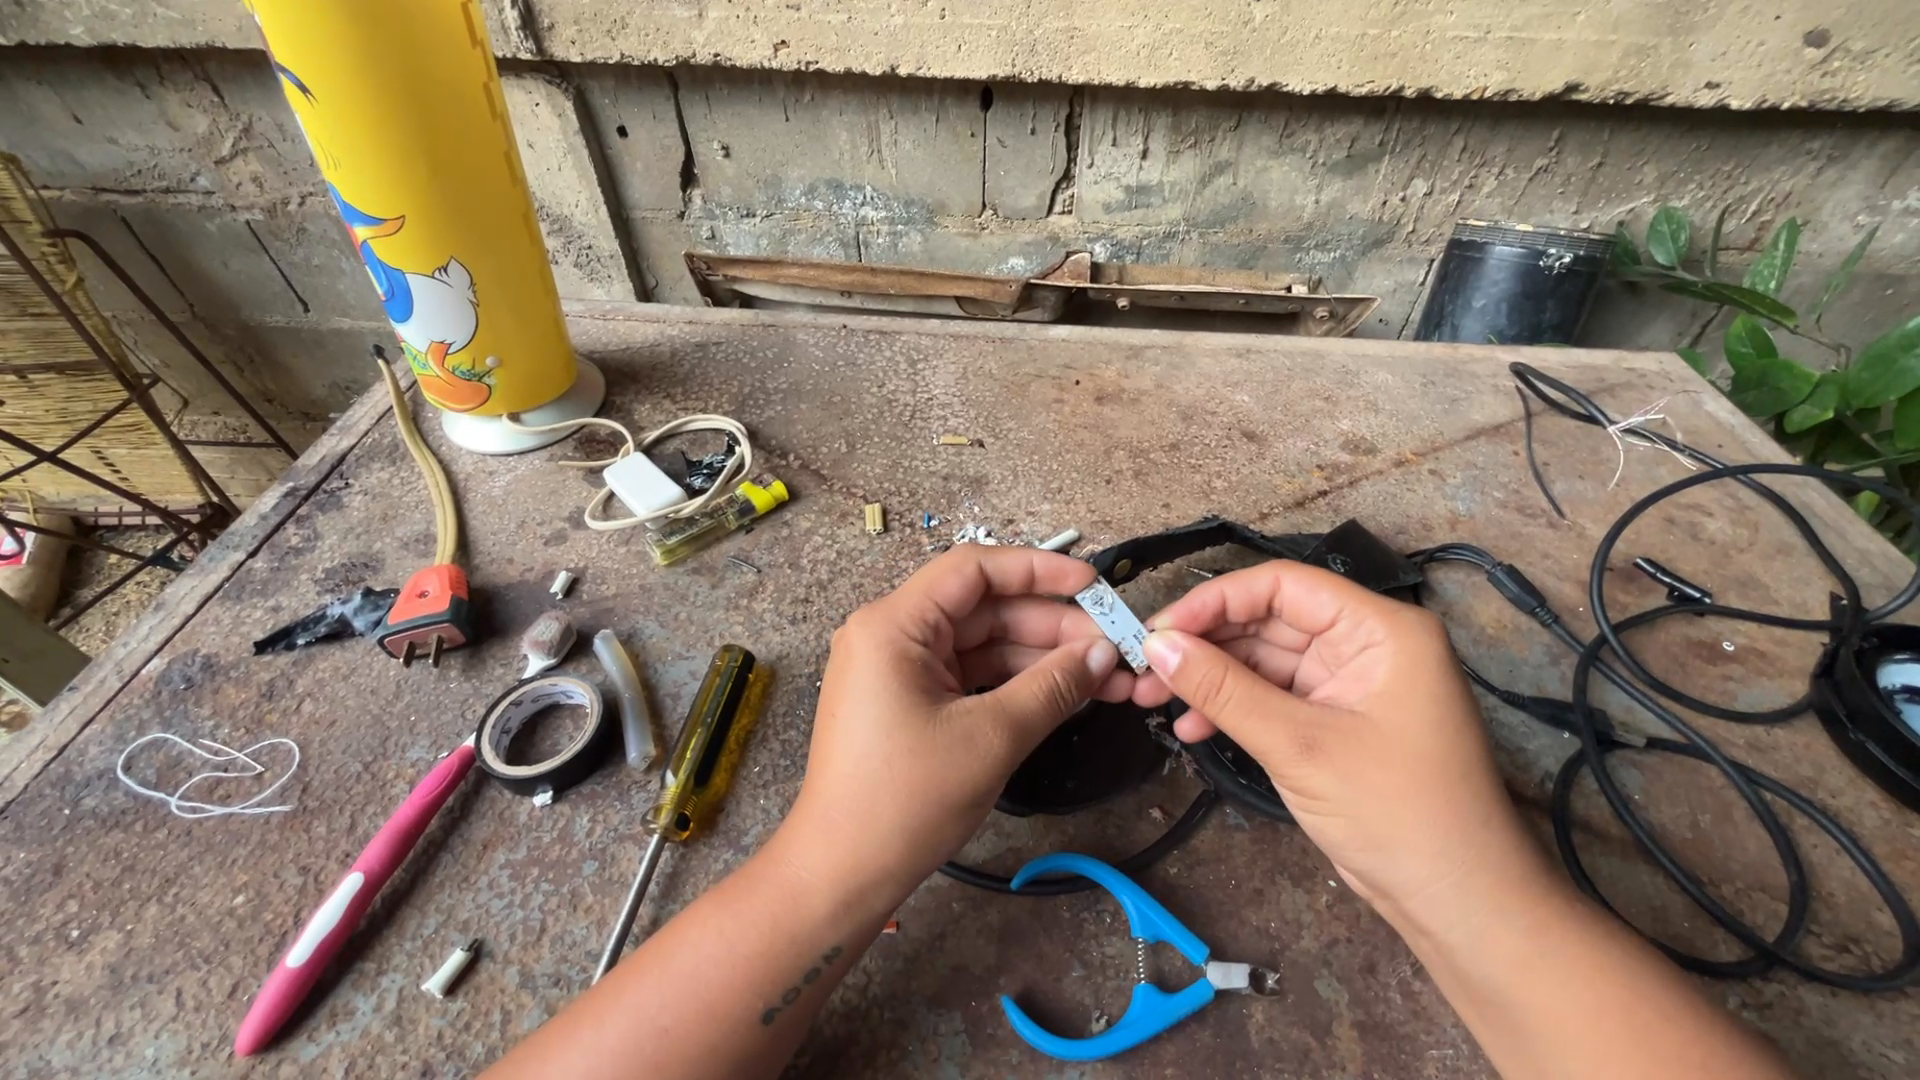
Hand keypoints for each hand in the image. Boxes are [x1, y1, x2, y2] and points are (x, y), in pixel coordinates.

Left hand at [779, 546, 1131, 897]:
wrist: (842, 875)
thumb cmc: (907, 800)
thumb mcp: (990, 738)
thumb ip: (1052, 687)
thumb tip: (1103, 653)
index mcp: (893, 624)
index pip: (974, 570)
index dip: (1039, 569)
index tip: (1094, 585)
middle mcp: (890, 634)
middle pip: (983, 609)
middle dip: (1051, 626)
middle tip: (1115, 648)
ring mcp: (898, 669)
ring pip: (982, 645)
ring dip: (1041, 659)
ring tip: (1107, 678)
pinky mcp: (908, 701)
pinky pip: (970, 676)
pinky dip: (1015, 684)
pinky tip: (1066, 695)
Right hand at [1131, 561, 1548, 928]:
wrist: (1457, 903)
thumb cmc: (1396, 812)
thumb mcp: (1299, 745)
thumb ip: (1223, 689)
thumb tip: (1155, 645)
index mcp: (1377, 629)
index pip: (1281, 586)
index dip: (1214, 601)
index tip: (1158, 630)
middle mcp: (1362, 644)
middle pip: (1266, 621)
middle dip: (1202, 644)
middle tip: (1141, 667)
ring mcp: (1346, 683)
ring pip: (1261, 660)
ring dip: (1207, 678)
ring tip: (1150, 698)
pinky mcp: (1331, 719)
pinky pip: (1270, 696)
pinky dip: (1230, 708)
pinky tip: (1190, 727)